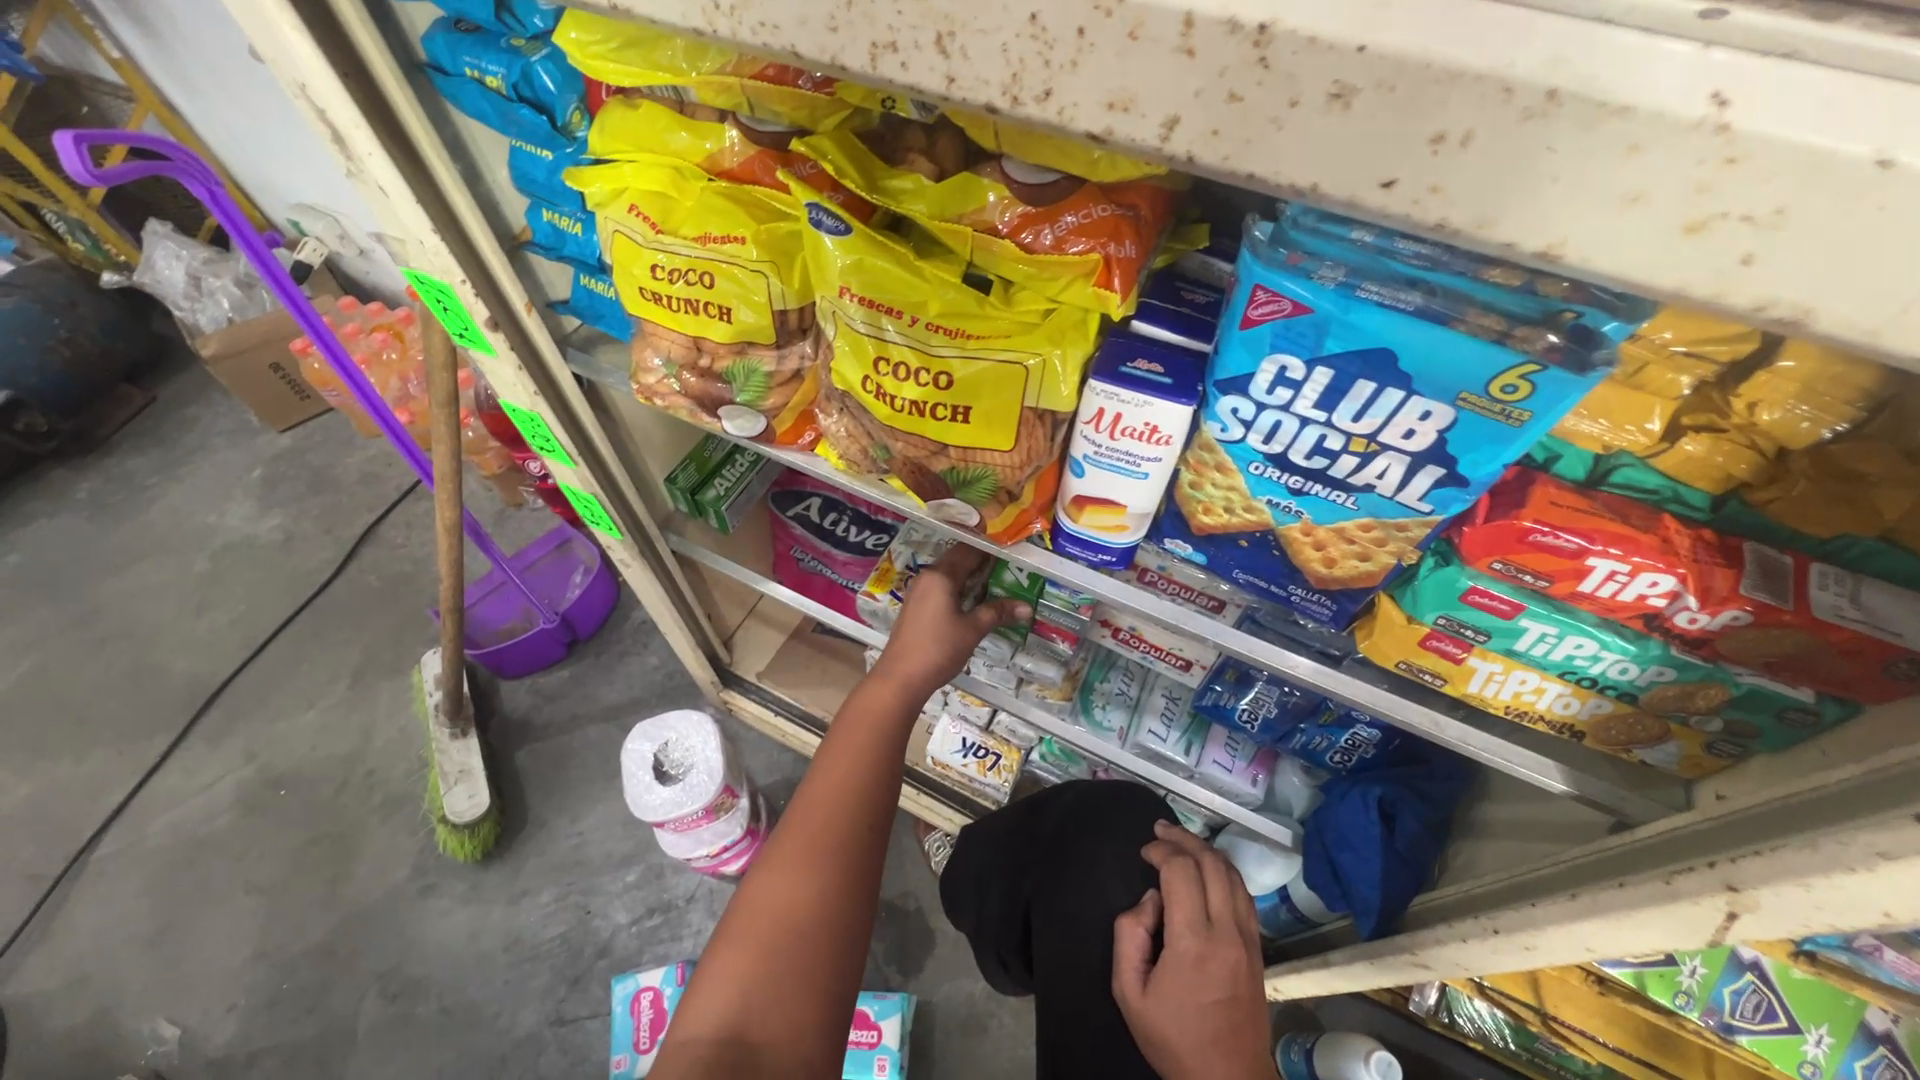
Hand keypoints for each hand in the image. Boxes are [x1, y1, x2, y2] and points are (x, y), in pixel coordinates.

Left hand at [871, 544, 1028, 700]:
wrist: (901, 678)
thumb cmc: (938, 649)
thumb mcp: (972, 629)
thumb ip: (998, 612)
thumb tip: (1027, 607)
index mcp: (941, 575)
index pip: (969, 549)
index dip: (992, 548)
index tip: (1013, 550)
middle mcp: (928, 577)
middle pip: (958, 559)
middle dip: (983, 561)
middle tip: (1011, 566)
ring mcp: (920, 592)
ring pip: (950, 574)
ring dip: (972, 576)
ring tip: (999, 581)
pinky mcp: (918, 606)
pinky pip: (942, 588)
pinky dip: (961, 589)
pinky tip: (976, 600)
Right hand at [1113, 821, 1278, 1079]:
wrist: (1228, 1078)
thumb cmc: (1173, 1038)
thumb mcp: (1129, 993)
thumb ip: (1129, 936)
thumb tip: (1149, 900)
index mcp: (1193, 942)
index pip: (1181, 872)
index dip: (1161, 851)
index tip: (1144, 851)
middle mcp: (1227, 932)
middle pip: (1212, 863)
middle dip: (1184, 839)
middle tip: (1160, 830)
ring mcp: (1248, 939)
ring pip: (1234, 875)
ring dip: (1207, 851)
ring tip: (1182, 841)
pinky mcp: (1258, 949)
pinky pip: (1245, 895)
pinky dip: (1225, 872)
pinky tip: (1208, 870)